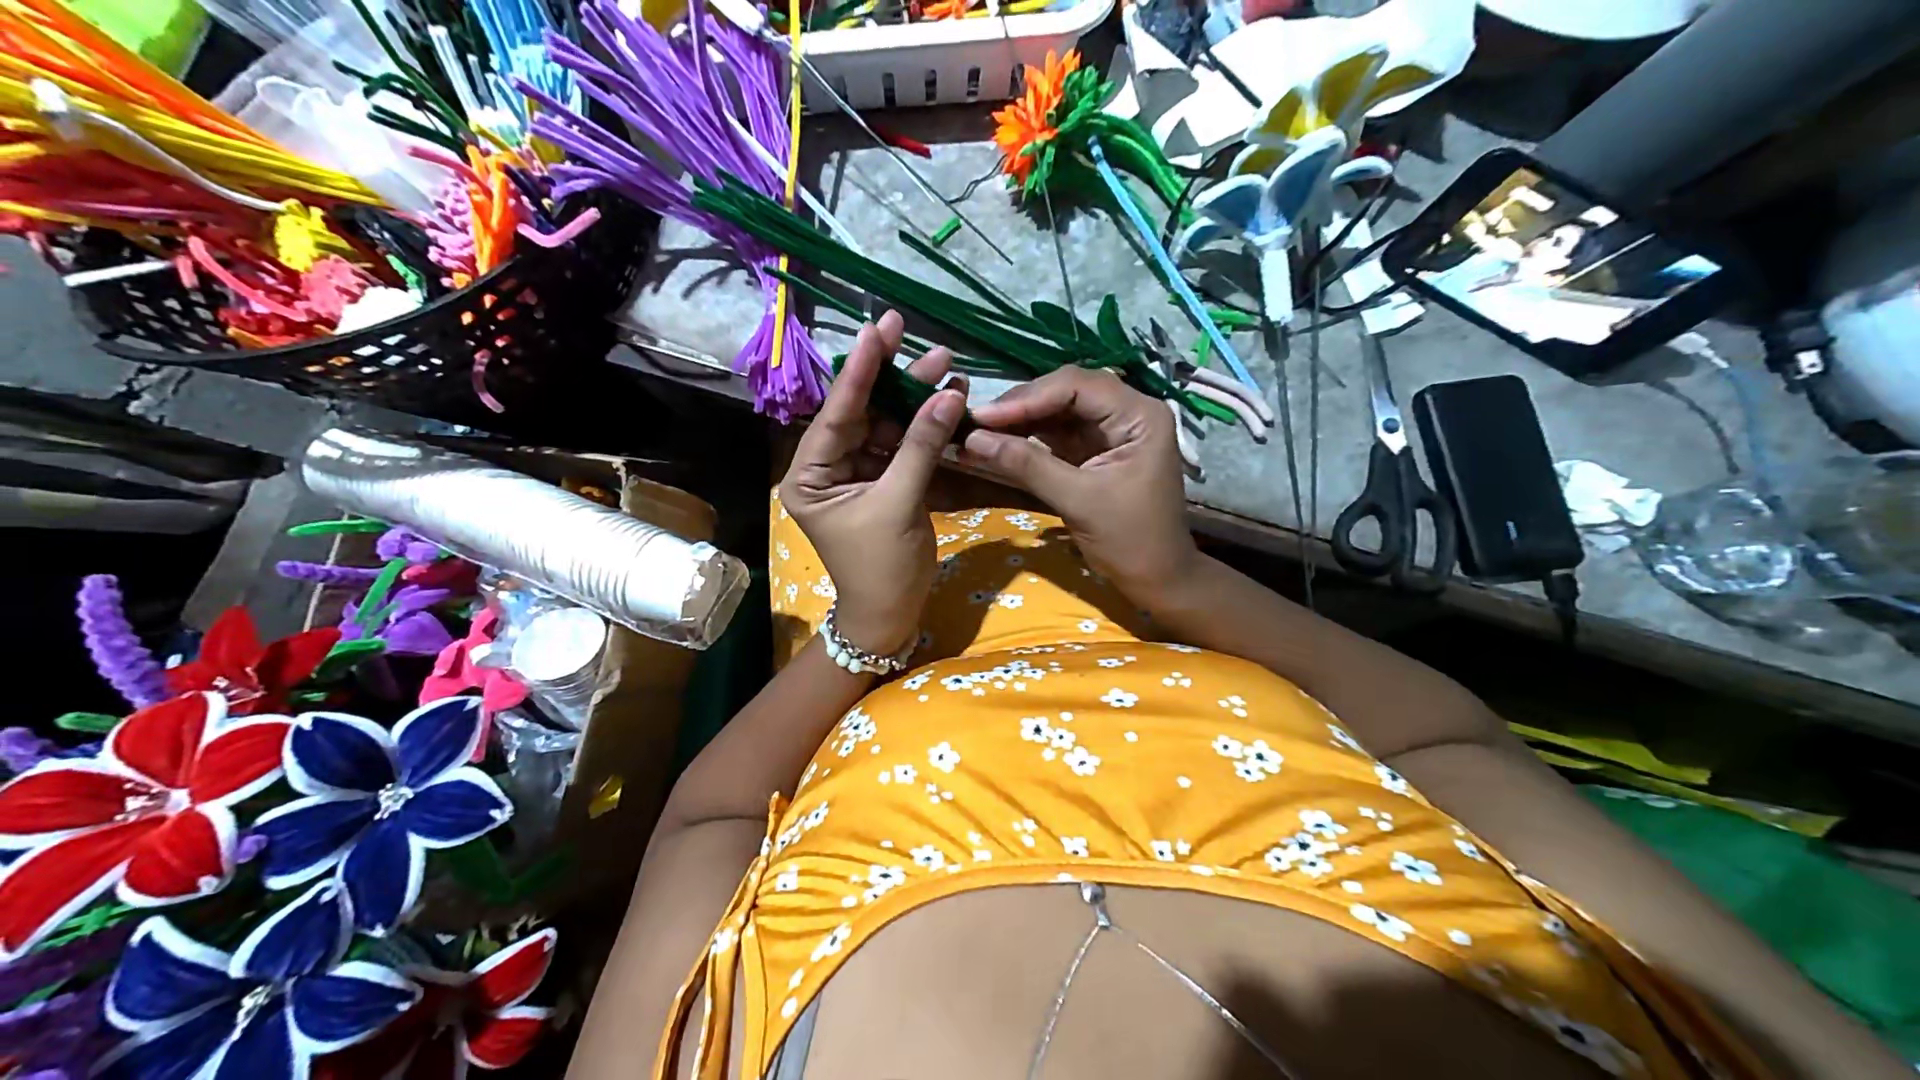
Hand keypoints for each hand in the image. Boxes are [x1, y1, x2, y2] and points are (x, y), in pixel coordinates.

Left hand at [780, 311, 967, 657]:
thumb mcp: (899, 504)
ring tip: (945, 365)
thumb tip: (947, 394)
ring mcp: (857, 472)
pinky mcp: (884, 481)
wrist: (893, 614)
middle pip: (862, 412)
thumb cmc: (881, 567)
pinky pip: (903, 445)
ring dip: (915, 398)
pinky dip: (925, 426)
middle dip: (891, 378)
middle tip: (913, 335)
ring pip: (886, 424)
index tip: (878, 330)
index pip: (836, 414)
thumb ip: (921, 447)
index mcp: (809, 475)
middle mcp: (827, 467)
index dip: (860, 371)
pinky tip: (948, 399)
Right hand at [959, 366, 1199, 607]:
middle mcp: (1128, 412)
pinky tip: (998, 442)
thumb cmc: (1129, 540)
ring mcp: (1111, 430)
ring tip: (979, 431)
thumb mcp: (1078, 500)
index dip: (1028, 398)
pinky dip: (1028, 438)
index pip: (1077, 387)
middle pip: (1066, 392)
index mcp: (1139, 415)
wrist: (1156, 577)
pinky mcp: (1095, 450)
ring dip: (1020, 420)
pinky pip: (1057, 433)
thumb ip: (1027, 465)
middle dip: (1021, 406)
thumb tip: (973, 439)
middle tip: (976, 422)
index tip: (984, 416)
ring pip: (1058, 410)